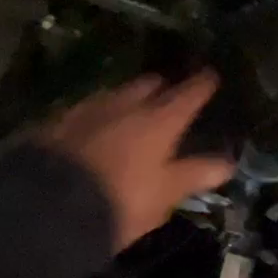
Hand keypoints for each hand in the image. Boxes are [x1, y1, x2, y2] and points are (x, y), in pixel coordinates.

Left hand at [39, 72, 234, 250]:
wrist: (50, 202)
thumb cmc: (120, 201)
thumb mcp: (164, 194)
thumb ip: (193, 174)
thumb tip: (226, 162)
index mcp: (157, 120)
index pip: (186, 95)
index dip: (200, 85)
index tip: (210, 75)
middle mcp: (123, 104)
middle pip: (147, 85)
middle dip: (160, 87)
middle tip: (167, 93)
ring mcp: (87, 107)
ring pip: (114, 93)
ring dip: (126, 97)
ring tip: (131, 107)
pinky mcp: (57, 118)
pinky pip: (86, 108)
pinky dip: (97, 112)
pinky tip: (95, 122)